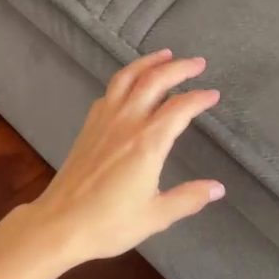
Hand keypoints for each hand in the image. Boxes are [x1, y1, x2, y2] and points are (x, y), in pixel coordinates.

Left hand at [26, 50, 223, 264]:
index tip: (213, 95)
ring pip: (127, 78)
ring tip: (165, 55)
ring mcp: (104, 121)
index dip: (199, 99)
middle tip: (197, 63)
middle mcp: (126, 123)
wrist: (60, 223)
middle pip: (154, 81)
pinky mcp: (88, 126)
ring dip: (148, 63)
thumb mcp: (156, 216)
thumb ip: (188, 198)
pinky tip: (130, 85)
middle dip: (178, 68)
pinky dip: (125, 79)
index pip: (179, 109)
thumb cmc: (109, 223)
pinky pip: (109, 92)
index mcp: (147, 143)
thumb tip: (218, 188)